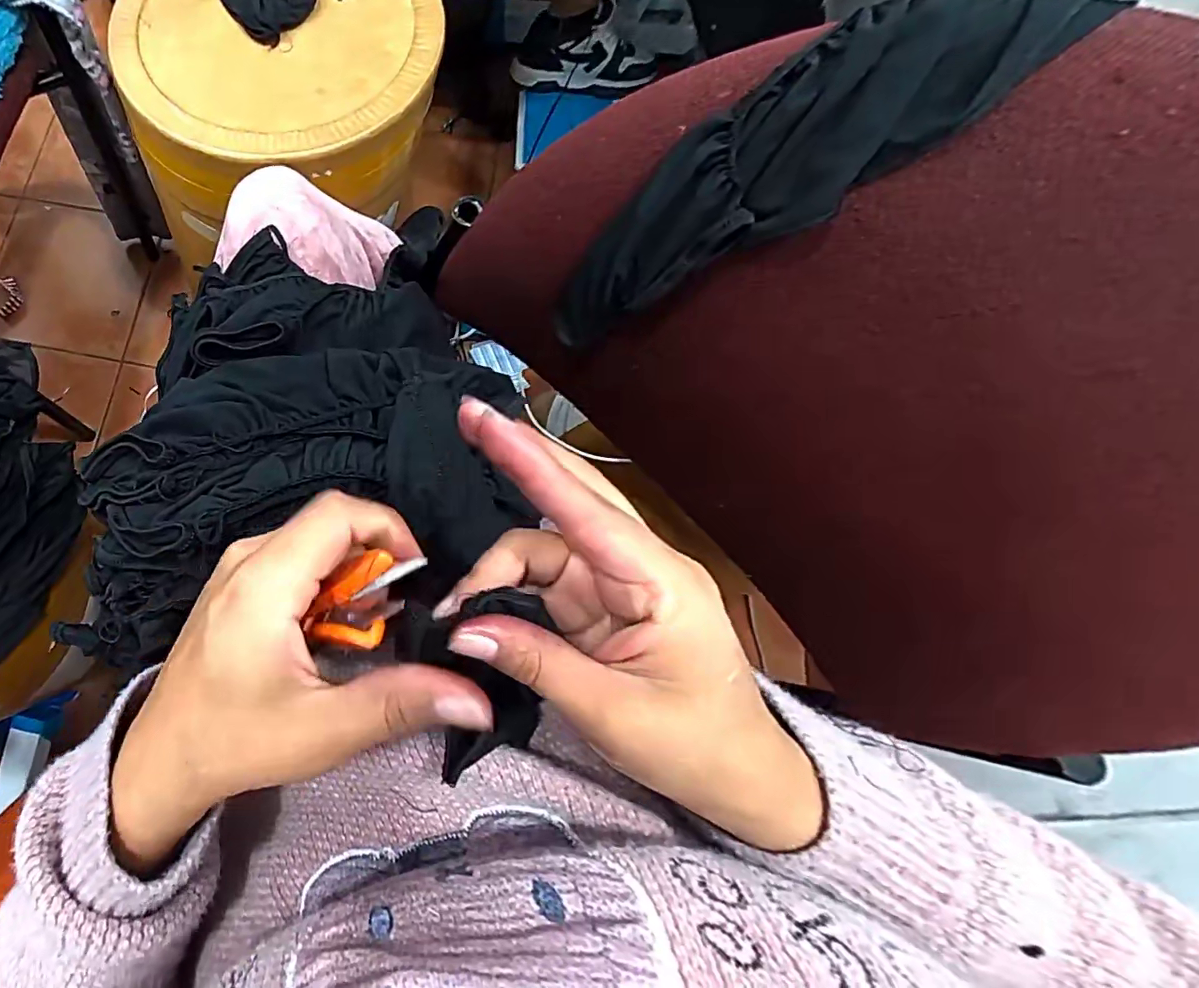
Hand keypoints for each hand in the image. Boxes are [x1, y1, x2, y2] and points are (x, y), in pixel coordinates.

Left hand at [110, 492, 493, 874]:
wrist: (159, 758)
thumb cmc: (234, 742)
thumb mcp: (323, 729)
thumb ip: (400, 703)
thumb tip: (476, 698)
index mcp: (264, 579)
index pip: (338, 512)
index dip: (389, 528)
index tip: (415, 576)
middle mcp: (247, 557)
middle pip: (329, 523)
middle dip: (374, 560)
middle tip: (390, 617)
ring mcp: (237, 567)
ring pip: (313, 540)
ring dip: (351, 575)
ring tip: (361, 631)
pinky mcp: (235, 582)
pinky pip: (293, 557)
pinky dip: (325, 583)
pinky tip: (328, 631)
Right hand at [440, 397, 825, 851]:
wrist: (741, 778)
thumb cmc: (697, 746)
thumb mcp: (613, 714)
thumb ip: (534, 662)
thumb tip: (462, 628)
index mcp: (659, 580)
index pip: (583, 508)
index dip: (530, 461)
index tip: (486, 421)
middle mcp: (635, 565)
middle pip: (571, 494)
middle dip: (519, 457)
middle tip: (468, 421)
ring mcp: (614, 580)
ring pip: (542, 539)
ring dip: (495, 563)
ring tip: (457, 603)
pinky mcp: (595, 601)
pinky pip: (539, 574)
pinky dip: (503, 584)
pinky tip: (477, 601)